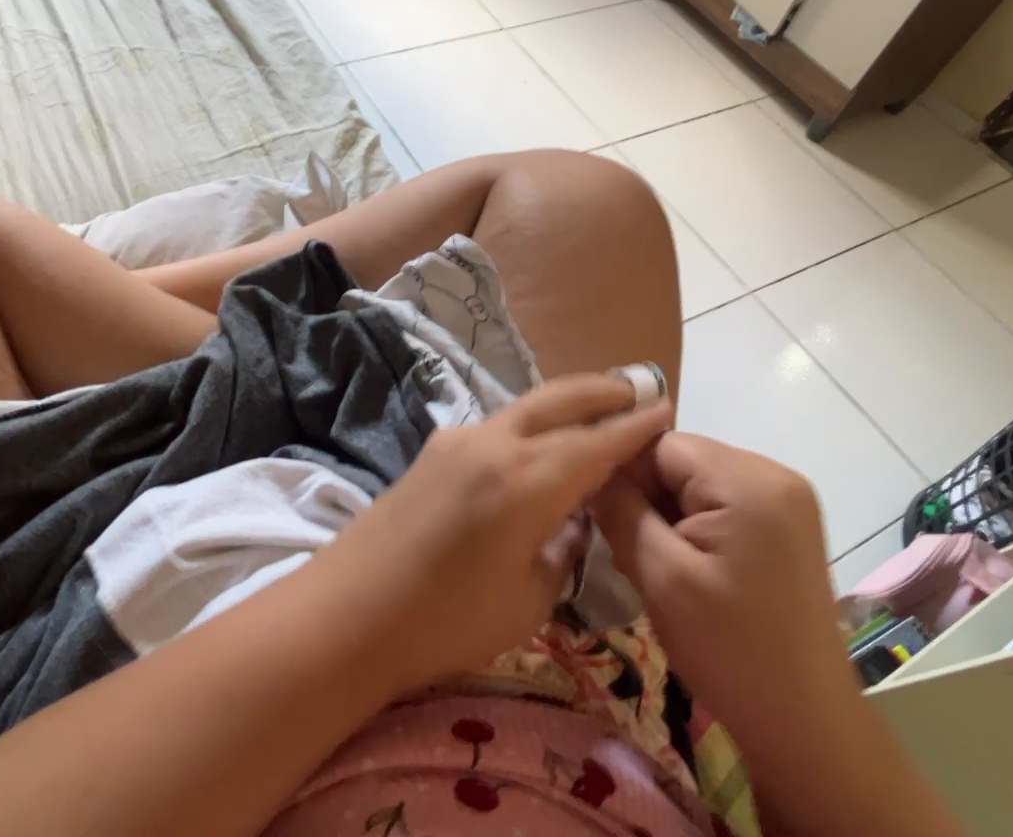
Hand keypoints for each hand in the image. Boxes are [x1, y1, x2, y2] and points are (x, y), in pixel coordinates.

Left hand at [313, 373, 672, 693]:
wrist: (349, 615)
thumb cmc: (446, 623)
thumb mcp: (528, 600)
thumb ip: (561, 553)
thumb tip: (569, 524)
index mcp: (526, 482)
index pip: (595, 443)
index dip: (634, 428)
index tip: (664, 407)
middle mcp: (492, 445)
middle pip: (558, 401)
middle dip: (602, 391)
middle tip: (637, 388)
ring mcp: (456, 442)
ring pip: (523, 409)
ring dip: (563, 406)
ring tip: (594, 412)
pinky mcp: (431, 453)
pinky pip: (495, 429)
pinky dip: (528, 428)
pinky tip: (538, 448)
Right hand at [593, 433, 854, 741]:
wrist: (804, 721)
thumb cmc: (729, 649)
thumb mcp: (661, 576)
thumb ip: (621, 510)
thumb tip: (592, 470)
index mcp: (748, 480)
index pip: (660, 444)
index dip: (623, 476)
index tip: (603, 521)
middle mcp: (775, 474)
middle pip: (680, 462)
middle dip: (646, 499)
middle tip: (630, 554)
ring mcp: (787, 500)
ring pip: (697, 484)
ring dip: (667, 516)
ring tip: (657, 568)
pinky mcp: (787, 526)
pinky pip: (722, 504)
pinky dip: (694, 528)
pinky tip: (686, 571)